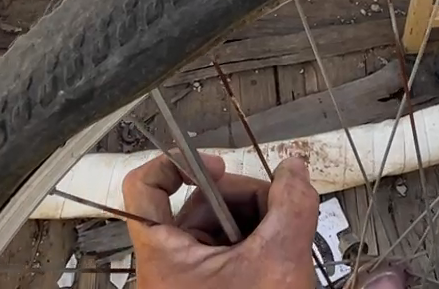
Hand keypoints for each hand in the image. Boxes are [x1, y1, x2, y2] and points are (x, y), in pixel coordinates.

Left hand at [124, 153, 319, 288]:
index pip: (142, 187)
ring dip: (257, 225)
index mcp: (162, 256)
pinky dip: (255, 250)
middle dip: (246, 201)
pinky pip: (227, 255)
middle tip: (278, 213)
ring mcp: (188, 285)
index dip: (177, 162)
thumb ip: (292, 206)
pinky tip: (278, 263)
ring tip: (284, 244)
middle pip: (199, 203)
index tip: (216, 164)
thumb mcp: (278, 263)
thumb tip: (296, 169)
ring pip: (219, 229)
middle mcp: (167, 269)